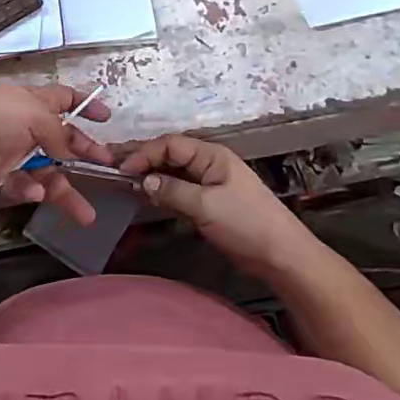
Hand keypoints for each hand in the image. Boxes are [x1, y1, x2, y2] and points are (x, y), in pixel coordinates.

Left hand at [0, 84, 112, 224]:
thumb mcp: (32, 115)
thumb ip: (57, 132)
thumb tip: (68, 150)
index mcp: (32, 100)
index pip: (64, 97)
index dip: (86, 104)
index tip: (107, 117)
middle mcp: (24, 124)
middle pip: (62, 138)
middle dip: (85, 152)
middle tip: (108, 167)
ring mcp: (11, 151)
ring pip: (47, 171)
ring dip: (65, 191)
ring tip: (86, 214)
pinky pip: (24, 185)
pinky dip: (33, 191)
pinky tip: (36, 196)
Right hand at [118, 135, 318, 277]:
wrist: (282, 256)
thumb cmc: (246, 224)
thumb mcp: (206, 205)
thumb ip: (172, 191)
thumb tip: (144, 180)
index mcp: (212, 155)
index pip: (170, 144)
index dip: (144, 153)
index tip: (123, 169)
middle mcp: (210, 163)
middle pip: (171, 154)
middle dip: (144, 159)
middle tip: (116, 168)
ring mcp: (211, 182)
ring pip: (174, 172)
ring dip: (152, 175)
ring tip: (126, 181)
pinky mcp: (211, 202)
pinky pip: (181, 189)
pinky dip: (163, 190)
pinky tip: (147, 196)